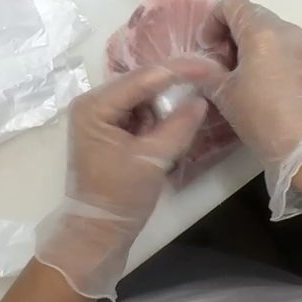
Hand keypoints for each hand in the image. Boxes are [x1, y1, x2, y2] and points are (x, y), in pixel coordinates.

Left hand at [34, 65, 207, 298]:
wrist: (96, 235)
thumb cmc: (119, 199)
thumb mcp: (152, 160)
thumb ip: (179, 126)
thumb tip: (201, 100)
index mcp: (95, 106)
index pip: (143, 78)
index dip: (179, 71)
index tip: (210, 66)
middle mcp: (92, 102)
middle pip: (141, 82)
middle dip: (172, 87)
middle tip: (205, 84)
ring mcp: (98, 115)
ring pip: (142, 96)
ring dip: (163, 106)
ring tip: (178, 126)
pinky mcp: (107, 128)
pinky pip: (137, 111)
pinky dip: (155, 118)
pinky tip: (166, 131)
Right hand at [198, 0, 301, 219]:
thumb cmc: (262, 116)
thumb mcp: (224, 94)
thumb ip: (206, 72)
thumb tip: (199, 66)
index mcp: (262, 31)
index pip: (232, 4)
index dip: (213, 20)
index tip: (208, 49)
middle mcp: (287, 30)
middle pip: (252, 16)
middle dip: (232, 34)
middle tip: (222, 65)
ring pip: (272, 32)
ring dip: (253, 46)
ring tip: (245, 77)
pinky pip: (289, 49)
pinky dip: (273, 57)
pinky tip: (268, 86)